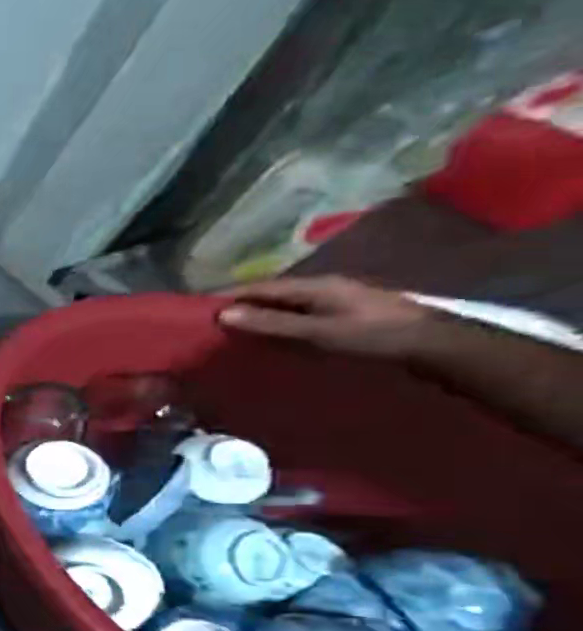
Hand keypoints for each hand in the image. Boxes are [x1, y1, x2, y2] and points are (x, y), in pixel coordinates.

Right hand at [217, 275, 440, 357]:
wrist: (436, 345)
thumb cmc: (373, 336)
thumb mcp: (317, 332)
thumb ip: (270, 323)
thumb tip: (221, 314)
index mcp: (314, 285)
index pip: (258, 287)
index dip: (226, 295)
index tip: (194, 309)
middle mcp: (323, 286)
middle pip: (271, 293)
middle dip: (239, 304)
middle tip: (206, 323)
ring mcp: (336, 299)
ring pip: (285, 303)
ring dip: (258, 314)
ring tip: (231, 331)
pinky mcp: (344, 313)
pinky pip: (298, 313)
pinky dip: (276, 321)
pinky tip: (269, 335)